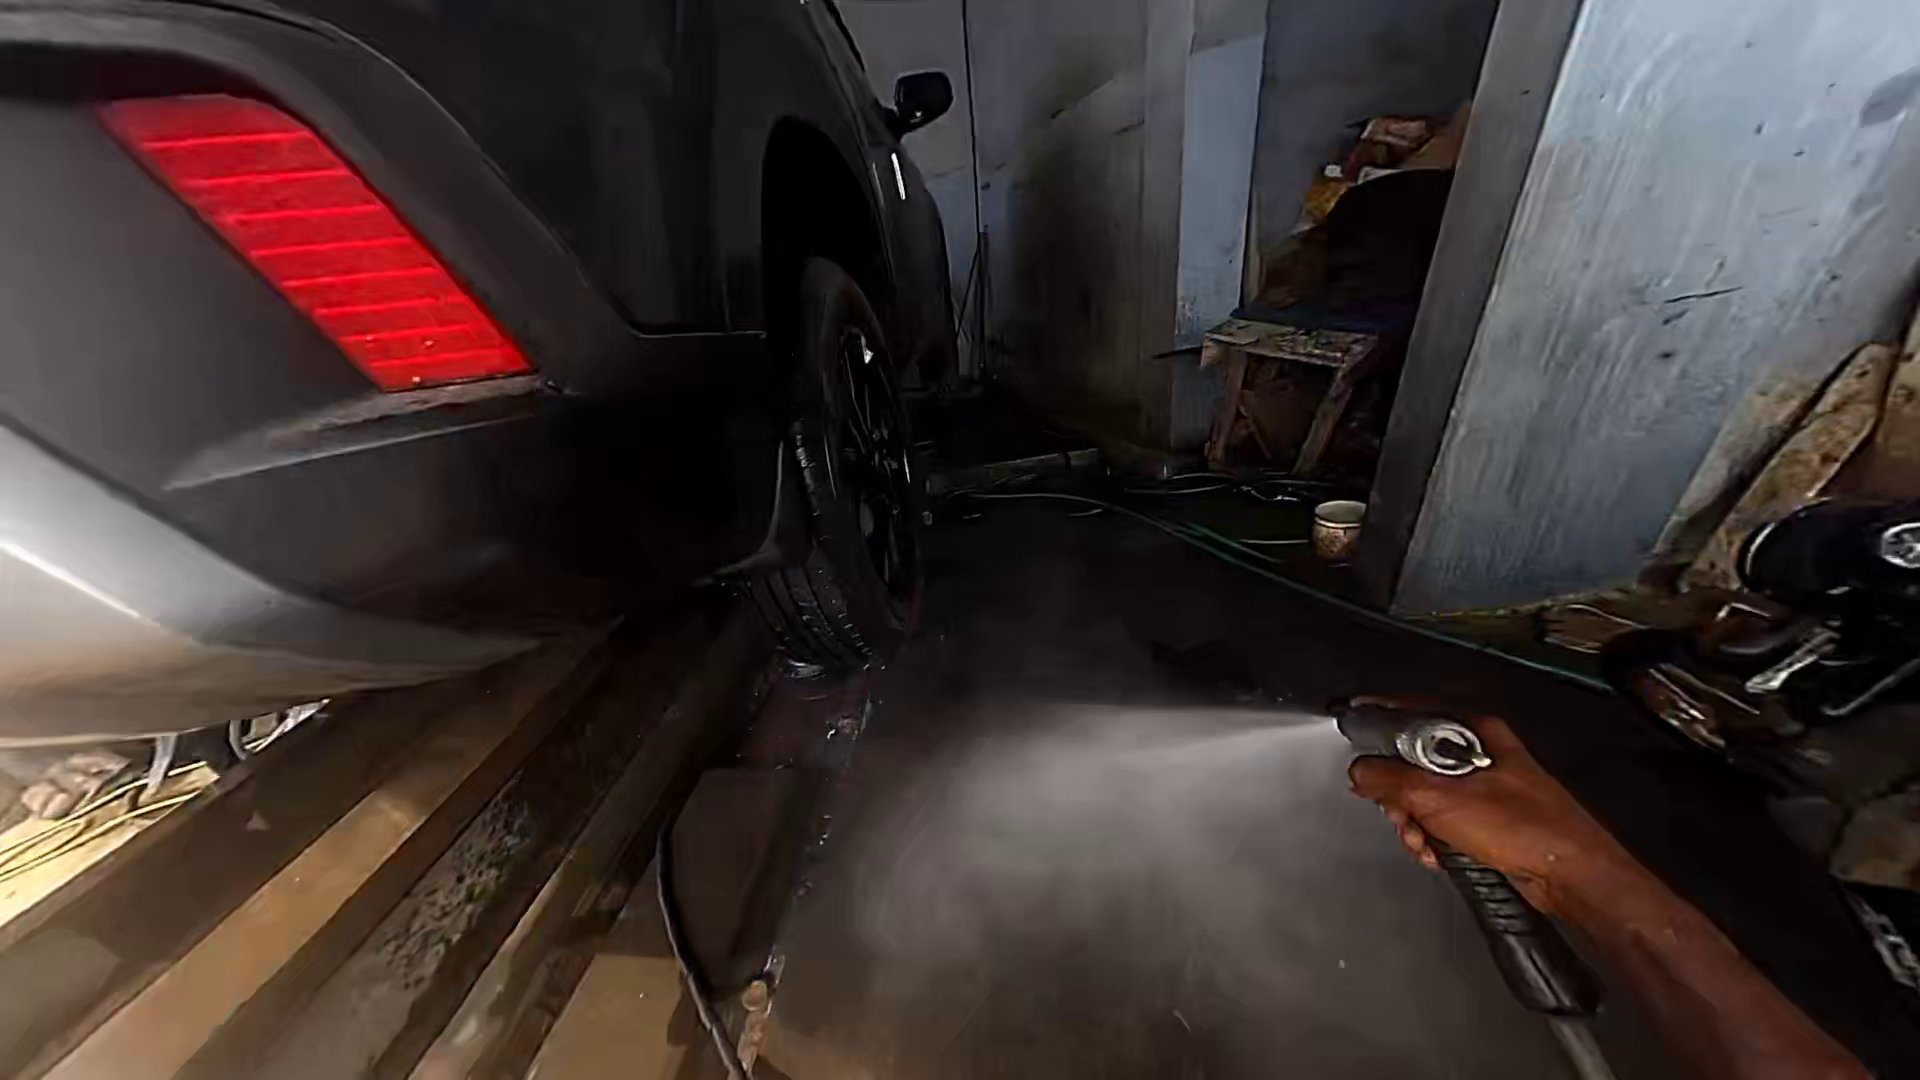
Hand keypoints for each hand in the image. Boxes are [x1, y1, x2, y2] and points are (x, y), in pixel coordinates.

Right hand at [1347, 709, 1641, 913]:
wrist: (1581, 885)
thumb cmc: (1524, 830)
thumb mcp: (1438, 797)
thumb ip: (1386, 779)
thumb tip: (1357, 772)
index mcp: (1475, 731)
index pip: (1411, 711)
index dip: (1380, 719)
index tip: (1355, 724)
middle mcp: (1479, 753)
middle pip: (1409, 759)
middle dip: (1396, 793)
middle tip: (1397, 811)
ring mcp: (1484, 785)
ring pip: (1422, 792)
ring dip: (1412, 820)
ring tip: (1422, 841)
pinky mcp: (1488, 816)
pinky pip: (1440, 816)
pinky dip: (1431, 835)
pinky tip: (1437, 852)